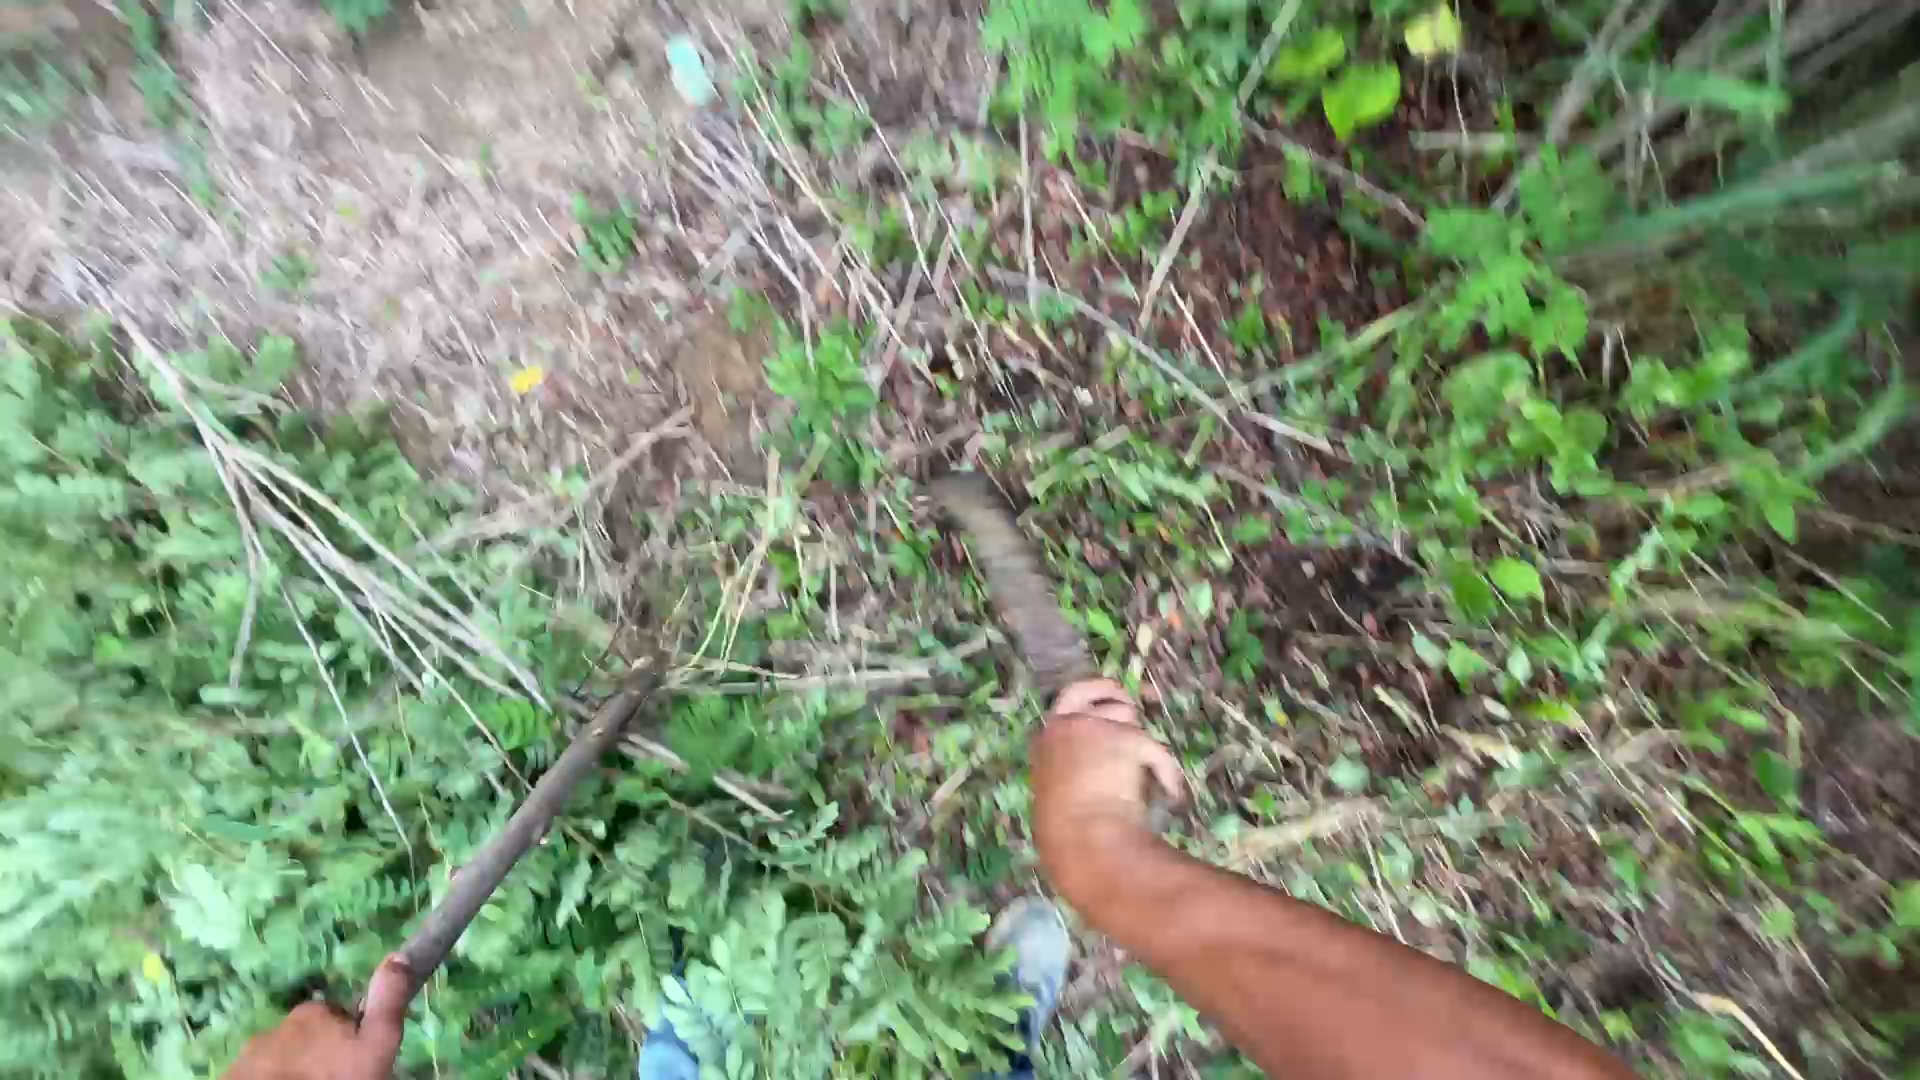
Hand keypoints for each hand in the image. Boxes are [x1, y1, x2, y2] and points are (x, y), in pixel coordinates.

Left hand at [224, 955, 412, 1079]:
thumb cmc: (337, 1078)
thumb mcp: (378, 1042)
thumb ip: (388, 999)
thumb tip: (397, 955)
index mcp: (310, 1013)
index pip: (331, 1016)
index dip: (343, 1036)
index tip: (350, 1057)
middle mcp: (272, 1029)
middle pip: (300, 1037)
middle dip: (311, 1052)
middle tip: (328, 1076)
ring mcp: (241, 1061)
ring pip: (272, 1061)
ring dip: (286, 1071)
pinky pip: (251, 1078)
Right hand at [1031, 679, 1185, 889]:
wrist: (1084, 839)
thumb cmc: (1065, 831)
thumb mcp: (1055, 794)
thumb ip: (1066, 774)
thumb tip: (1084, 780)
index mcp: (1046, 741)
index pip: (1067, 701)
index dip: (1092, 696)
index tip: (1108, 698)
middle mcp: (1068, 724)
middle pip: (1098, 695)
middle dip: (1116, 699)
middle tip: (1132, 711)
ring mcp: (1097, 728)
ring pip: (1128, 718)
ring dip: (1140, 739)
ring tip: (1148, 770)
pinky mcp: (1127, 739)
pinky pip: (1156, 750)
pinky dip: (1166, 772)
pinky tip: (1171, 792)